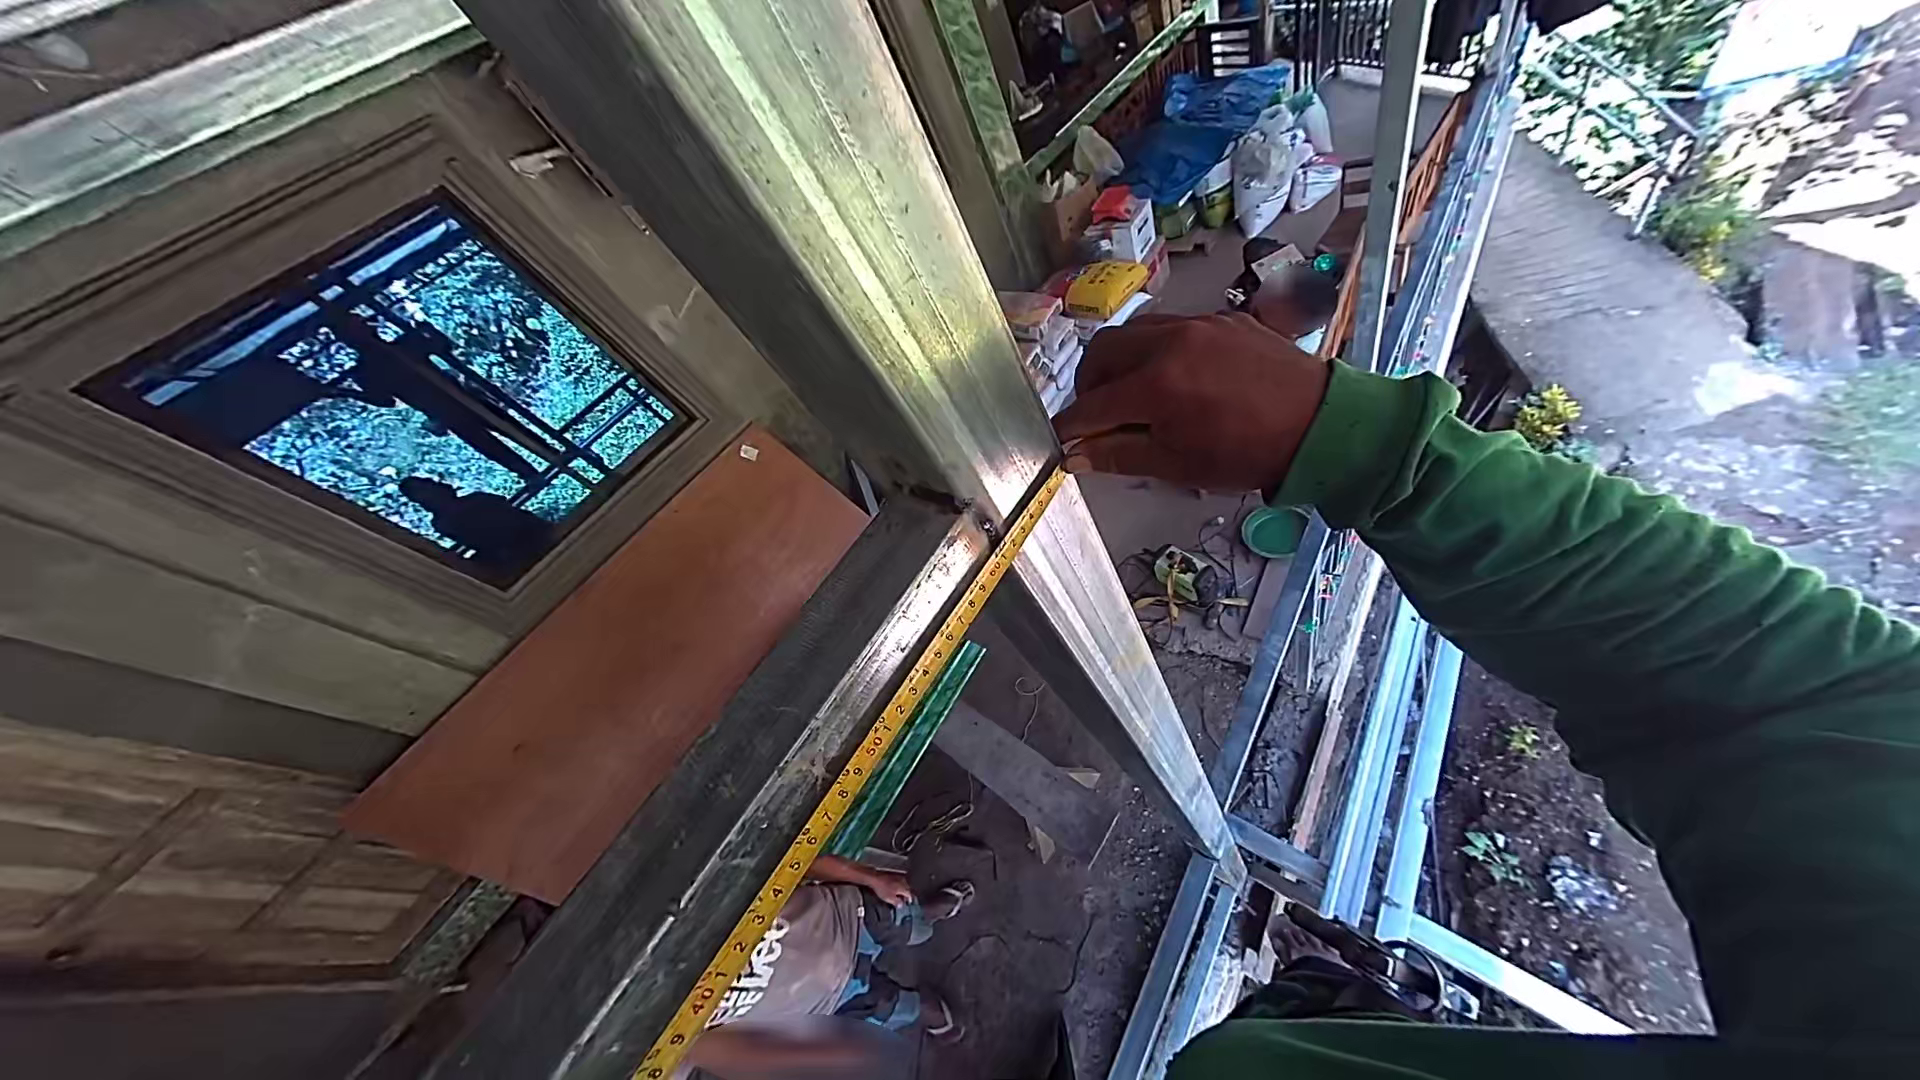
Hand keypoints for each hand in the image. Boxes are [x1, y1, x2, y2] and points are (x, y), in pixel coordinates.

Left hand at [864, 870, 914, 909]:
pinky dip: (899, 885)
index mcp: (903, 887)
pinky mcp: (893, 874)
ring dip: (903, 889)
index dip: (909, 899)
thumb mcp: (890, 899)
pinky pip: (899, 881)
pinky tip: (895, 888)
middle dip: (906, 894)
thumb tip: (901, 905)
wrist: (875, 878)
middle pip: (907, 888)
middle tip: (904, 899)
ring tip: (899, 894)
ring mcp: (898, 876)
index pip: (909, 894)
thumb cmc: (882, 889)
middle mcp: (902, 881)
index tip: (908, 903)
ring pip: (903, 884)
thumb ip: (897, 902)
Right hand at [1053, 313, 1330, 492]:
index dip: (1070, 426)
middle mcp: (1169, 343)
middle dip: (1088, 385)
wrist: (1318, 425)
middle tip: (1097, 414)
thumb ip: (1117, 455)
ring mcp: (1197, 324)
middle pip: (1101, 352)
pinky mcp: (1221, 317)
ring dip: (1118, 362)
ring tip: (1131, 392)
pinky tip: (1171, 376)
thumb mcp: (1175, 464)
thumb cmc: (1245, 453)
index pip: (1091, 406)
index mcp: (1156, 386)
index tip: (1061, 439)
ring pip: (1133, 332)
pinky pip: (1169, 326)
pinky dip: (1153, 350)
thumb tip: (1075, 456)